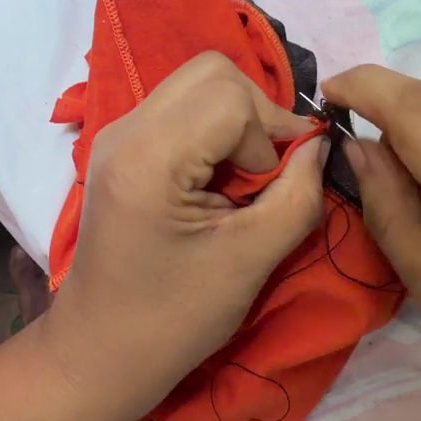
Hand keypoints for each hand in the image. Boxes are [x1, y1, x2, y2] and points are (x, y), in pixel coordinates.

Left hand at [40, 51, 326, 420]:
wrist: (100, 349)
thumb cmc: (175, 317)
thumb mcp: (250, 262)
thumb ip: (297, 196)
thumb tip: (320, 143)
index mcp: (148, 156)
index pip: (229, 96)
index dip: (268, 132)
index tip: (273, 184)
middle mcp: (126, 128)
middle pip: (211, 71)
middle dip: (255, 112)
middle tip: (266, 170)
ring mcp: (118, 130)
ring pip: (197, 80)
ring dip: (236, 116)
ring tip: (244, 173)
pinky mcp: (122, 141)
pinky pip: (180, 103)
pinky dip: (213, 125)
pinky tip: (217, 173)